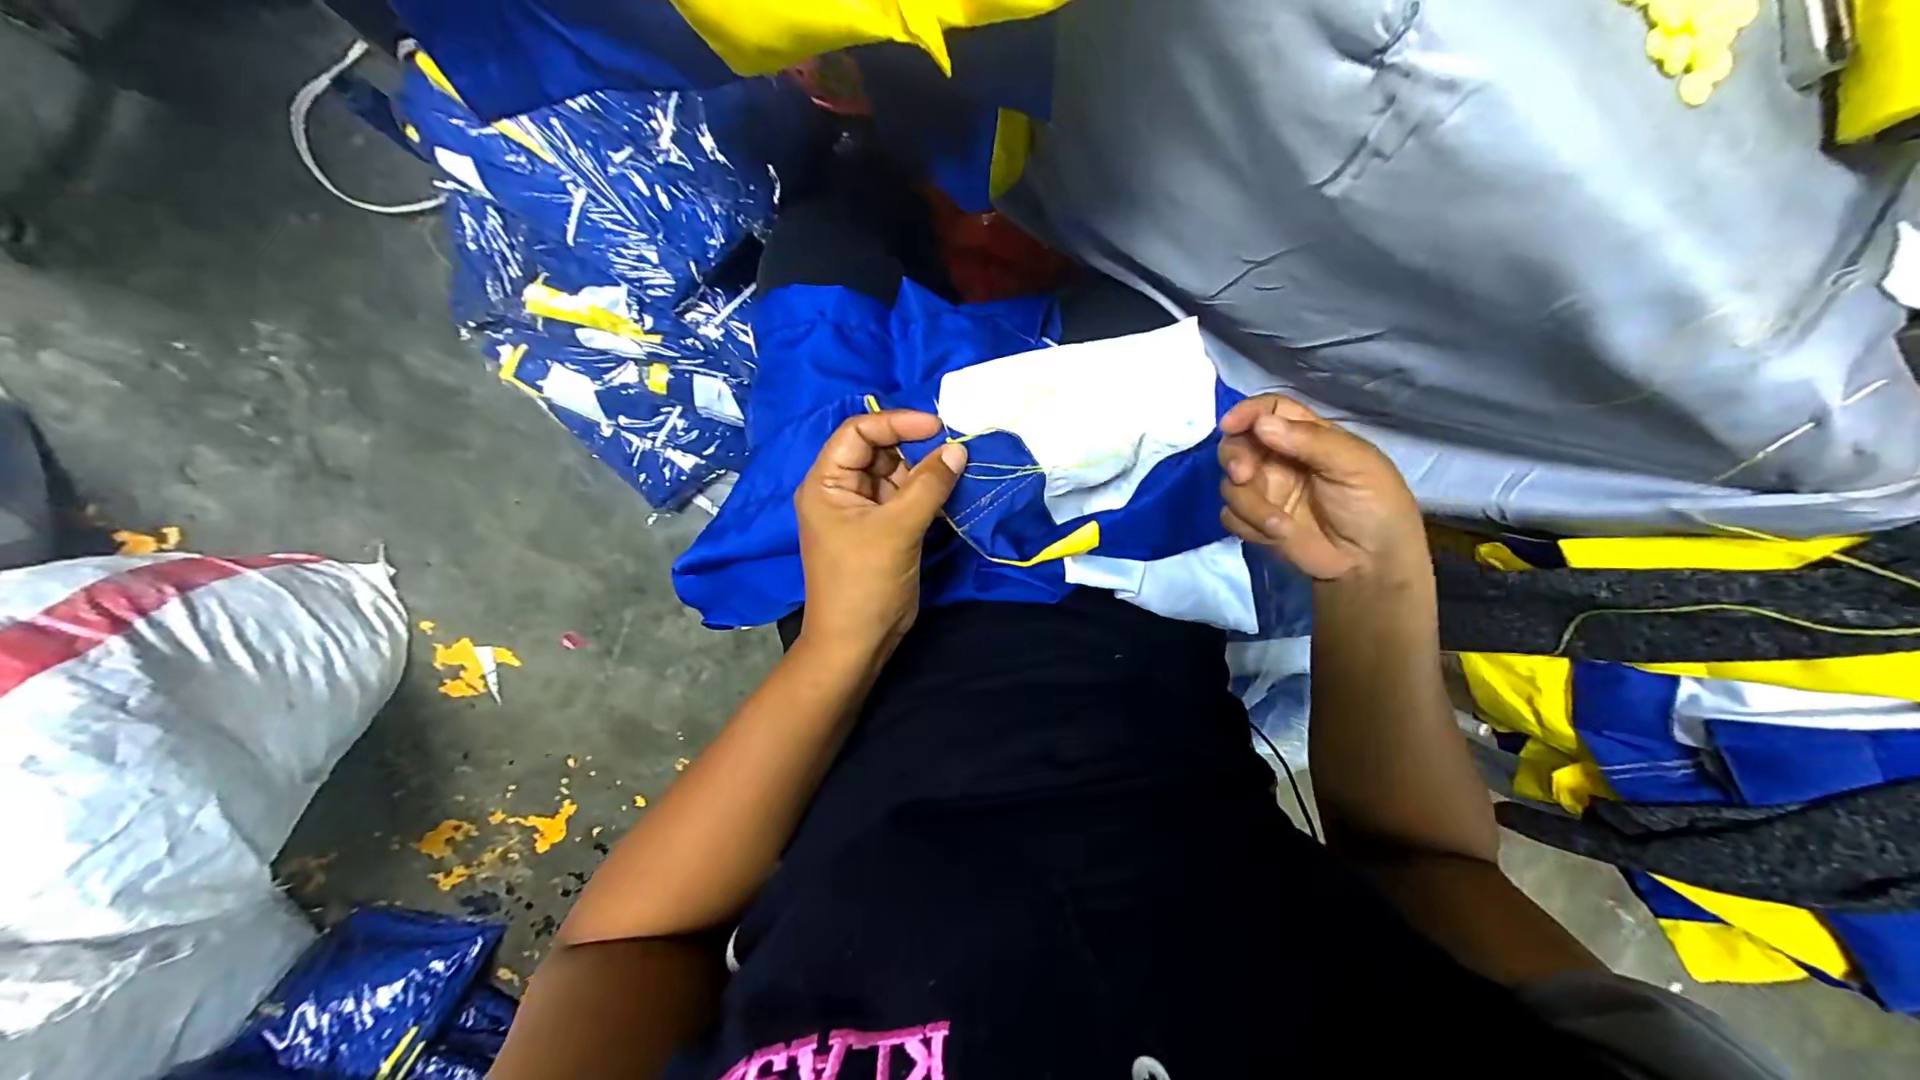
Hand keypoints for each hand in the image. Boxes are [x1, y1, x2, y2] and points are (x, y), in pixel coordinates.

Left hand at [795, 410, 967, 654]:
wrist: (857, 642)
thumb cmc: (864, 583)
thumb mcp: (897, 529)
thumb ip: (929, 485)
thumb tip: (958, 449)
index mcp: (826, 483)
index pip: (858, 433)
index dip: (896, 423)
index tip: (937, 426)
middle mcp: (840, 490)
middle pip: (879, 450)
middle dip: (915, 447)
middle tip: (954, 451)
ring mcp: (862, 510)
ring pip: (896, 474)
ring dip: (925, 472)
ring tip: (957, 472)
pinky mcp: (882, 529)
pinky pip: (905, 498)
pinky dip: (927, 494)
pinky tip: (951, 492)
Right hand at [1217, 394, 1423, 582]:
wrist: (1370, 565)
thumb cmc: (1374, 506)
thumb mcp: (1355, 464)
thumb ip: (1310, 441)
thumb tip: (1260, 424)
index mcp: (1306, 436)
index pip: (1269, 410)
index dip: (1247, 412)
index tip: (1229, 426)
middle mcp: (1279, 459)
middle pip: (1238, 443)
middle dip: (1234, 457)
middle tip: (1243, 475)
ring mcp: (1265, 491)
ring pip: (1229, 484)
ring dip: (1249, 504)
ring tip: (1281, 526)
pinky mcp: (1254, 522)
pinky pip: (1230, 515)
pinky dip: (1247, 525)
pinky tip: (1274, 536)